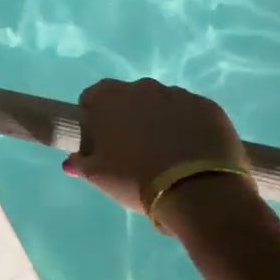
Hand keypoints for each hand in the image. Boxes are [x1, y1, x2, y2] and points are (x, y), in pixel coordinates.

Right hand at [63, 77, 249, 213]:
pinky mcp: (209, 107)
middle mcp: (141, 86)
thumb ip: (80, 162)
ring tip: (170, 154)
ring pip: (163, 104)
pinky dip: (192, 127)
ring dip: (162, 121)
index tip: (102, 141)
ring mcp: (177, 94)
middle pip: (129, 99)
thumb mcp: (99, 176)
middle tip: (136, 150)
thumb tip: (70, 161)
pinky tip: (195, 152)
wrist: (199, 193)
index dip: (95, 119)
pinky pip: (194, 113)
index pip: (92, 98)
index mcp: (108, 97)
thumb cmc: (137, 179)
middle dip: (130, 118)